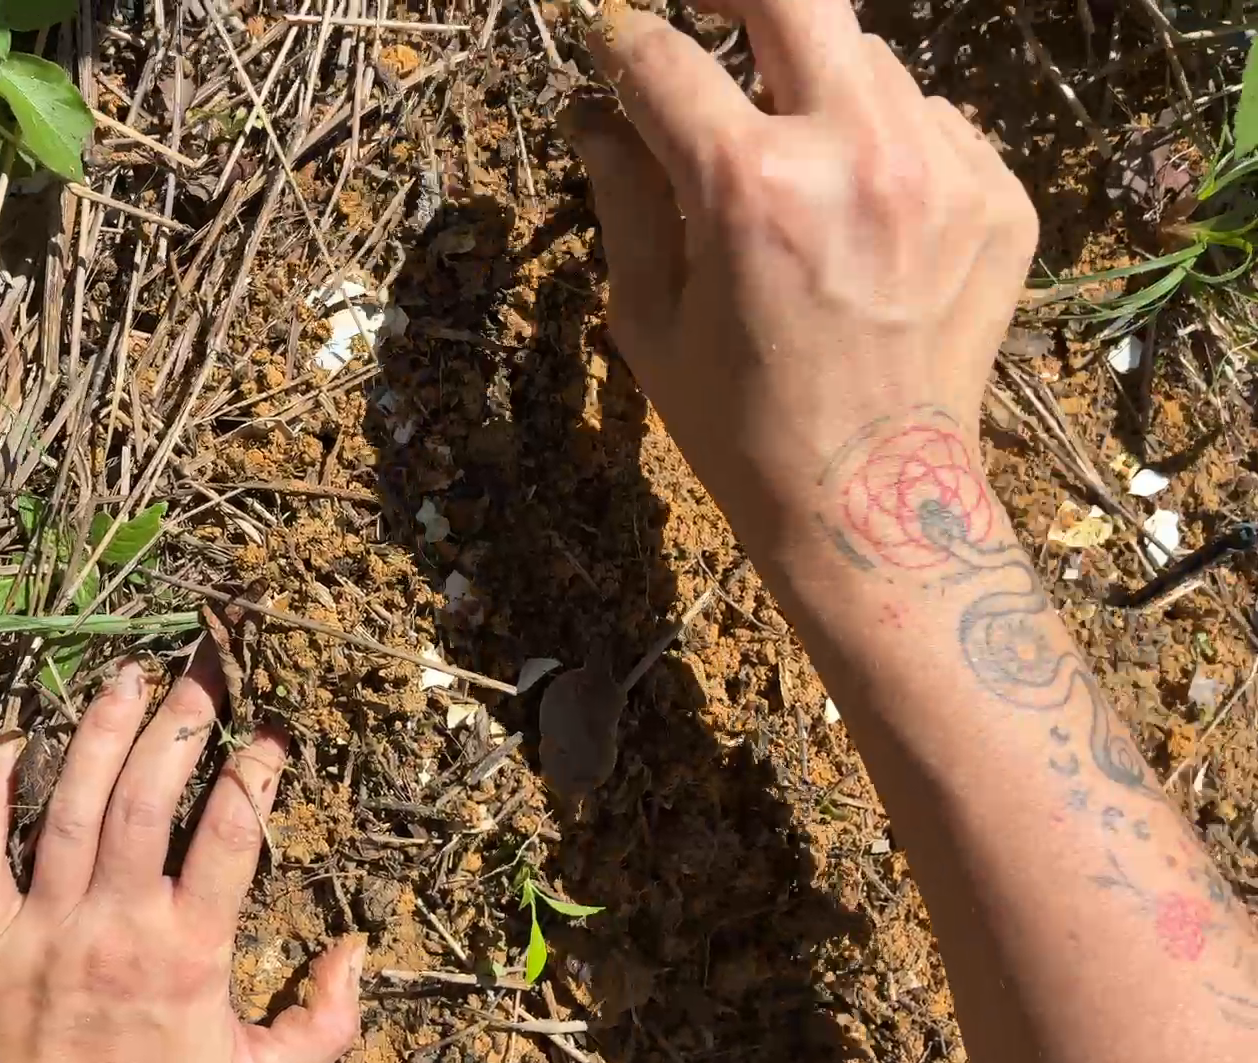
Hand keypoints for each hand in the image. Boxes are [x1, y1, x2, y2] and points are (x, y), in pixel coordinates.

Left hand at [0, 647, 363, 1062]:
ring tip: (129, 675)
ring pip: (72, 807)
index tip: (273, 724)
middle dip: (181, 721)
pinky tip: (15, 744)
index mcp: (188, 954)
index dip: (256, 769)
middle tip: (203, 666)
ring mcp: (45, 926)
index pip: (231, 833)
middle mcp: (117, 925)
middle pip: (148, 799)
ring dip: (101, 733)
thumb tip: (356, 951)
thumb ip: (321, 1025)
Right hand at [566, 0, 1037, 554]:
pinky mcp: (999, 190)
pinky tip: (845, 199)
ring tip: (773, 144)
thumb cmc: (727, 417)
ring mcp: (944, 163)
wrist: (863, 488)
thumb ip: (622, 202)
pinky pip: (926, 118)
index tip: (605, 38)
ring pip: (866, 59)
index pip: (666, 68)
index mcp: (744, 192)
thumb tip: (589, 120)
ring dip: (803, 80)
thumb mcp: (648, 318)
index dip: (622, 43)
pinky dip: (871, 135)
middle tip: (696, 8)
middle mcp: (852, 150)